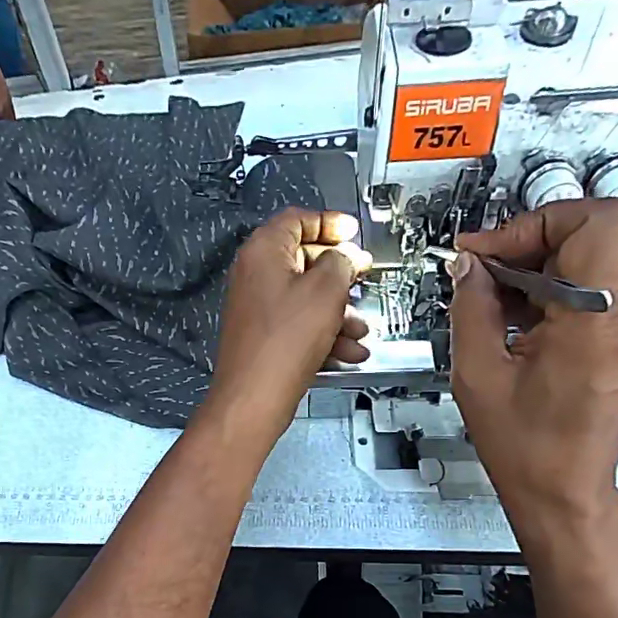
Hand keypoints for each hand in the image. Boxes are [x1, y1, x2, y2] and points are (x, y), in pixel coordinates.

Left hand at [208, 208, 371, 427]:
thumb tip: (346, 256)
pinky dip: (325, 335)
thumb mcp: (326, 292)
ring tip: (360, 332)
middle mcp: (255, 275)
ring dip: (339, 313)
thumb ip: (341, 263)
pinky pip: (300, 325)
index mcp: (263, 252)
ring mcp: (258, 308)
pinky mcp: (264, 337)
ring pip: (307, 299)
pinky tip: (348, 352)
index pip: (297, 220)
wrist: (254, 397)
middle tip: (363, 278)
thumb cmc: (286, 341)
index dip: (328, 222)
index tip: (352, 231)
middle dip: (339, 276)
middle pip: (304, 261)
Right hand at [450, 198, 617, 529]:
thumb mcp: (479, 373)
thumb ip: (471, 304)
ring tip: (495, 306)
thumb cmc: (532, 451)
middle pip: (588, 236)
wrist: (564, 490)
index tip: (495, 247)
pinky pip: (591, 290)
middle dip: (528, 246)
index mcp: (599, 322)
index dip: (538, 221)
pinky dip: (551, 294)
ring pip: (588, 261)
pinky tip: (517, 322)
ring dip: (536, 272)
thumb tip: (470, 266)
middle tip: (483, 273)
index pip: (595, 218)